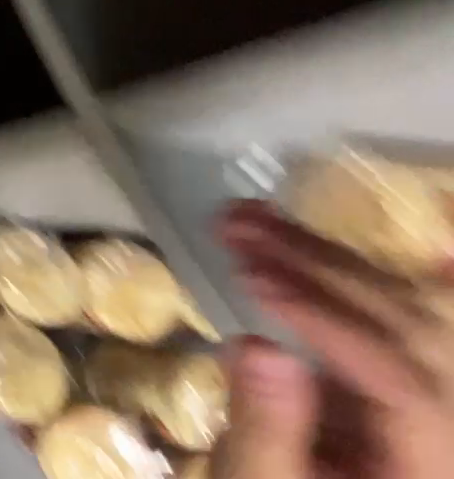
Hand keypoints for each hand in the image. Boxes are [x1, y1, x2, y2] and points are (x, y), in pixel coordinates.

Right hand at [217, 200, 453, 478]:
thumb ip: (265, 424)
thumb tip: (258, 345)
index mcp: (427, 469)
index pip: (403, 385)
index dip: (330, 325)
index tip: (249, 278)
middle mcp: (453, 431)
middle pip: (415, 339)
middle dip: (323, 271)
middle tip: (238, 225)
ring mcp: (436, 403)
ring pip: (413, 317)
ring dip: (328, 258)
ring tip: (245, 215)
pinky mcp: (404, 380)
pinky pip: (410, 323)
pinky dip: (395, 276)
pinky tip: (406, 239)